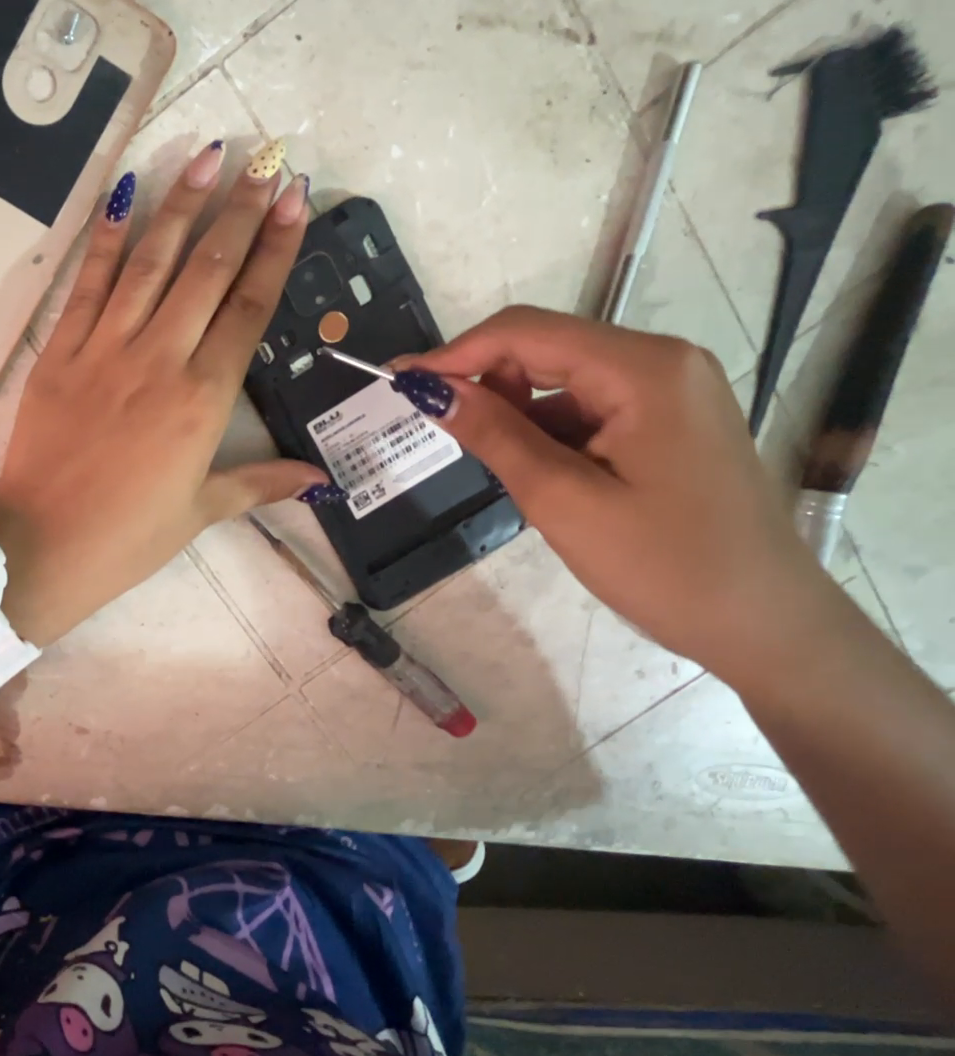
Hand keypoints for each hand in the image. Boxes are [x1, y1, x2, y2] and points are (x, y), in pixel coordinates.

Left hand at [0, 144, 326, 644]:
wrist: (41, 545)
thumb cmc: (126, 537)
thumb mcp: (199, 512)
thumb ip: (259, 483)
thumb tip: (319, 479)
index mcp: (204, 400)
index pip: (250, 308)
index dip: (276, 250)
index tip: (294, 200)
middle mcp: (159, 360)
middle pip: (208, 271)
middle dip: (240, 211)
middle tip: (265, 159)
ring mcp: (104, 351)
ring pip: (150, 265)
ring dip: (181, 207)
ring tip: (207, 156)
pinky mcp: (59, 354)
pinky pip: (87, 286)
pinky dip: (106, 240)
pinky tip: (123, 196)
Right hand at [405, 306, 838, 684]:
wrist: (762, 621)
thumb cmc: (663, 563)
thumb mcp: (561, 499)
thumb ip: (493, 435)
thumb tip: (428, 390)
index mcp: (643, 370)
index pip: (526, 333)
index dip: (453, 353)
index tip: (396, 381)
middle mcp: (660, 363)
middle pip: (544, 346)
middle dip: (480, 378)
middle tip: (426, 422)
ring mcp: (668, 392)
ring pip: (560, 377)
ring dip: (510, 407)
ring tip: (478, 456)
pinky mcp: (665, 421)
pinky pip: (584, 406)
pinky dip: (541, 428)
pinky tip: (525, 466)